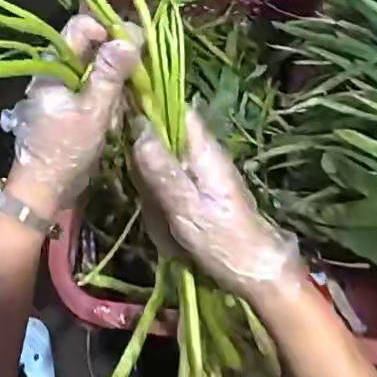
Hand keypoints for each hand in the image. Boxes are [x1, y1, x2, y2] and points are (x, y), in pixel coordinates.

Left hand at [2, 16, 138, 218]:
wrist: (42, 189)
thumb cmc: (65, 150)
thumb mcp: (93, 112)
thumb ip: (110, 75)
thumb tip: (128, 38)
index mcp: (53, 66)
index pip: (80, 27)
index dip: (108, 28)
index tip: (134, 43)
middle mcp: (53, 70)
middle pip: (88, 45)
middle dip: (116, 52)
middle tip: (140, 67)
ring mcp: (58, 87)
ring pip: (92, 65)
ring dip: (114, 73)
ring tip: (133, 87)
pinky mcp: (65, 103)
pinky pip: (89, 84)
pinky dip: (107, 89)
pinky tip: (121, 103)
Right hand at [132, 111, 304, 300]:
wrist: (257, 274)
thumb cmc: (224, 240)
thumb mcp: (186, 206)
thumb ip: (161, 168)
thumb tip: (138, 126)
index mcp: (203, 149)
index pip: (176, 108)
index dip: (149, 102)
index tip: (119, 107)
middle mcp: (203, 153)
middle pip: (164, 133)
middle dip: (143, 149)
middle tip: (132, 175)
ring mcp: (202, 171)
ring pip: (163, 158)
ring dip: (149, 176)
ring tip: (148, 203)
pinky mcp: (199, 190)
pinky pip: (169, 180)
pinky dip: (158, 194)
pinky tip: (158, 215)